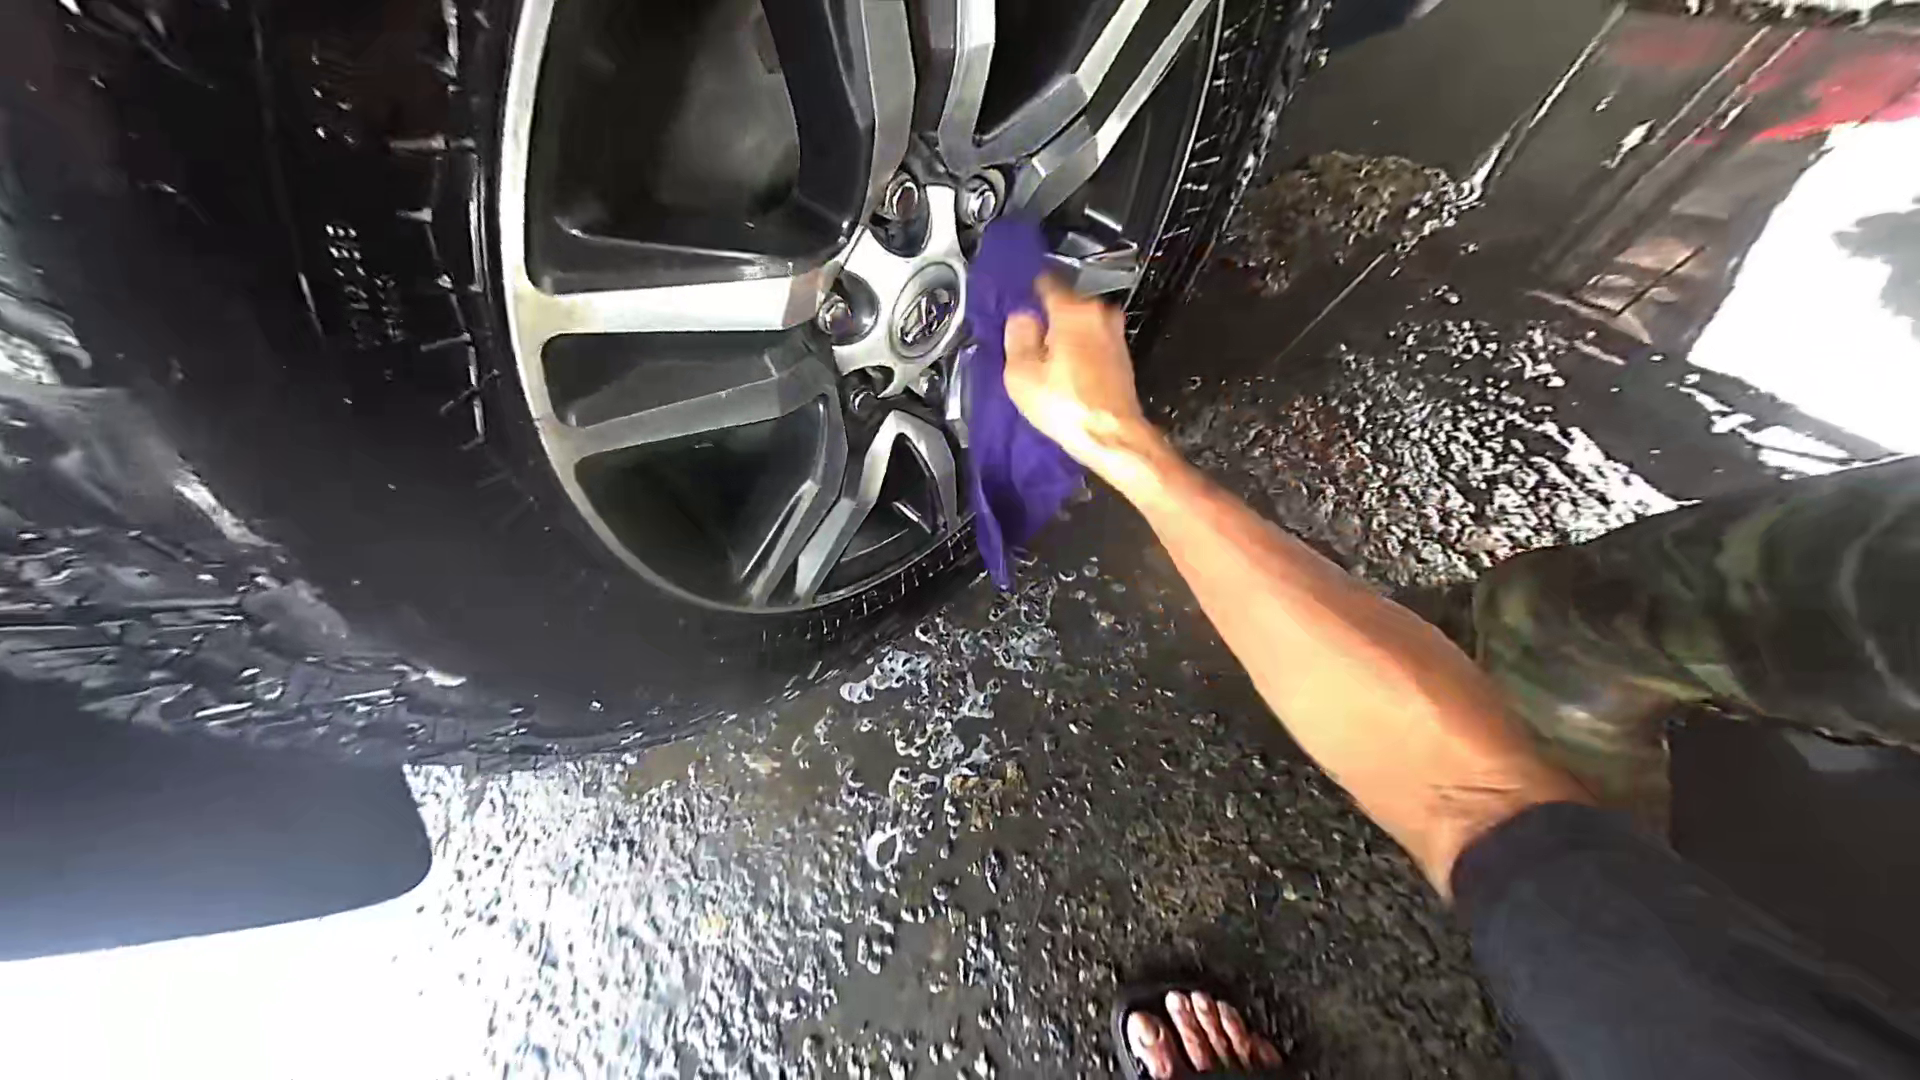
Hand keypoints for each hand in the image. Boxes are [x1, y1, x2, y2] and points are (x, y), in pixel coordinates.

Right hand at [1003, 276, 1165, 481]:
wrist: (1111, 436)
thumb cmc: (1069, 408)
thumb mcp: (1020, 373)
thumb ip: (1016, 336)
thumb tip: (1020, 320)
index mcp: (1072, 310)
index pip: (1045, 283)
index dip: (1027, 294)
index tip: (1018, 305)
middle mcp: (1099, 315)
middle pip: (1063, 307)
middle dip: (1046, 324)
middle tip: (1027, 351)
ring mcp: (1114, 336)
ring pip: (1079, 328)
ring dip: (1063, 341)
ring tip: (1047, 371)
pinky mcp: (1121, 357)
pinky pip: (1092, 347)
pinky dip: (1079, 357)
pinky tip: (1067, 382)